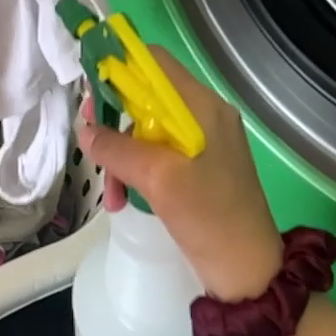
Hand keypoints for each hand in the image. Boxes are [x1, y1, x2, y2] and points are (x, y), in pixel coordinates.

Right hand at [77, 45, 285, 300]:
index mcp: (202, 105)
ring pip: (148, 129)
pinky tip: (125, 199)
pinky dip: (138, 170)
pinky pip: (160, 153)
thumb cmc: (209, 217)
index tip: (93, 97)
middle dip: (116, 122)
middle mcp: (205, 114)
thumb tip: (86, 131)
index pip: (154, 62)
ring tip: (112, 194)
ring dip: (123, 155)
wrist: (249, 274)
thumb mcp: (158, 180)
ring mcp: (205, 141)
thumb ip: (118, 149)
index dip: (119, 68)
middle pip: (147, 95)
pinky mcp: (202, 166)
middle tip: (94, 146)